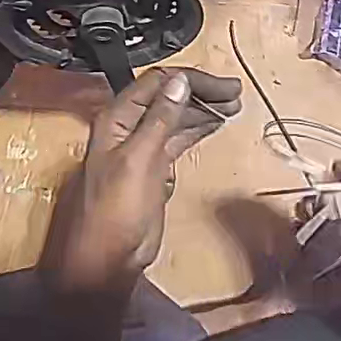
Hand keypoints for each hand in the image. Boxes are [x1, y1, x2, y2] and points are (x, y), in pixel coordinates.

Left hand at [42, 68, 240, 294]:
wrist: (105, 261)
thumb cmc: (115, 210)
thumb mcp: (139, 160)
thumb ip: (160, 119)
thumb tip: (181, 81)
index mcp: (118, 117)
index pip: (158, 82)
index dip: (191, 79)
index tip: (223, 85)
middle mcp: (130, 125)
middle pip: (169, 96)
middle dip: (202, 92)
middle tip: (236, 94)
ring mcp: (142, 145)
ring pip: (176, 116)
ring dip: (204, 109)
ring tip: (233, 107)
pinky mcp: (154, 165)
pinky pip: (179, 136)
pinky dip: (198, 128)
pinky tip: (216, 124)